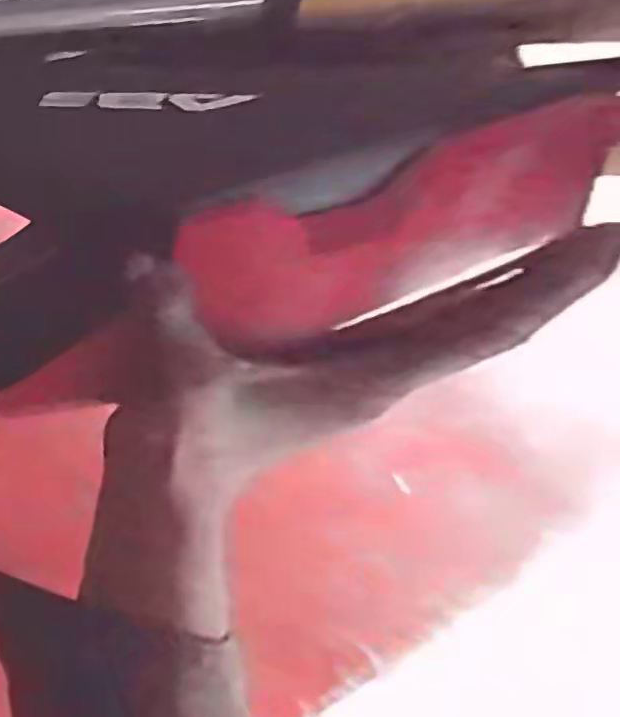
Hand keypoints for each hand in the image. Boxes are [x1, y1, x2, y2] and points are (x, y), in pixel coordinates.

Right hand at [80, 225, 619, 638]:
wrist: (169, 483)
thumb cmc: (191, 433)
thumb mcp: (182, 368)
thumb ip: (168, 308)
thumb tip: (144, 258)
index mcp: (364, 380)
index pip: (478, 330)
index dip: (547, 286)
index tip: (611, 238)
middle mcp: (372, 382)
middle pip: (474, 329)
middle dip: (533, 284)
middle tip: (588, 232)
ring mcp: (341, 385)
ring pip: (433, 335)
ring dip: (477, 295)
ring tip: (506, 250)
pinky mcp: (306, 382)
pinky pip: (384, 337)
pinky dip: (414, 309)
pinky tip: (389, 288)